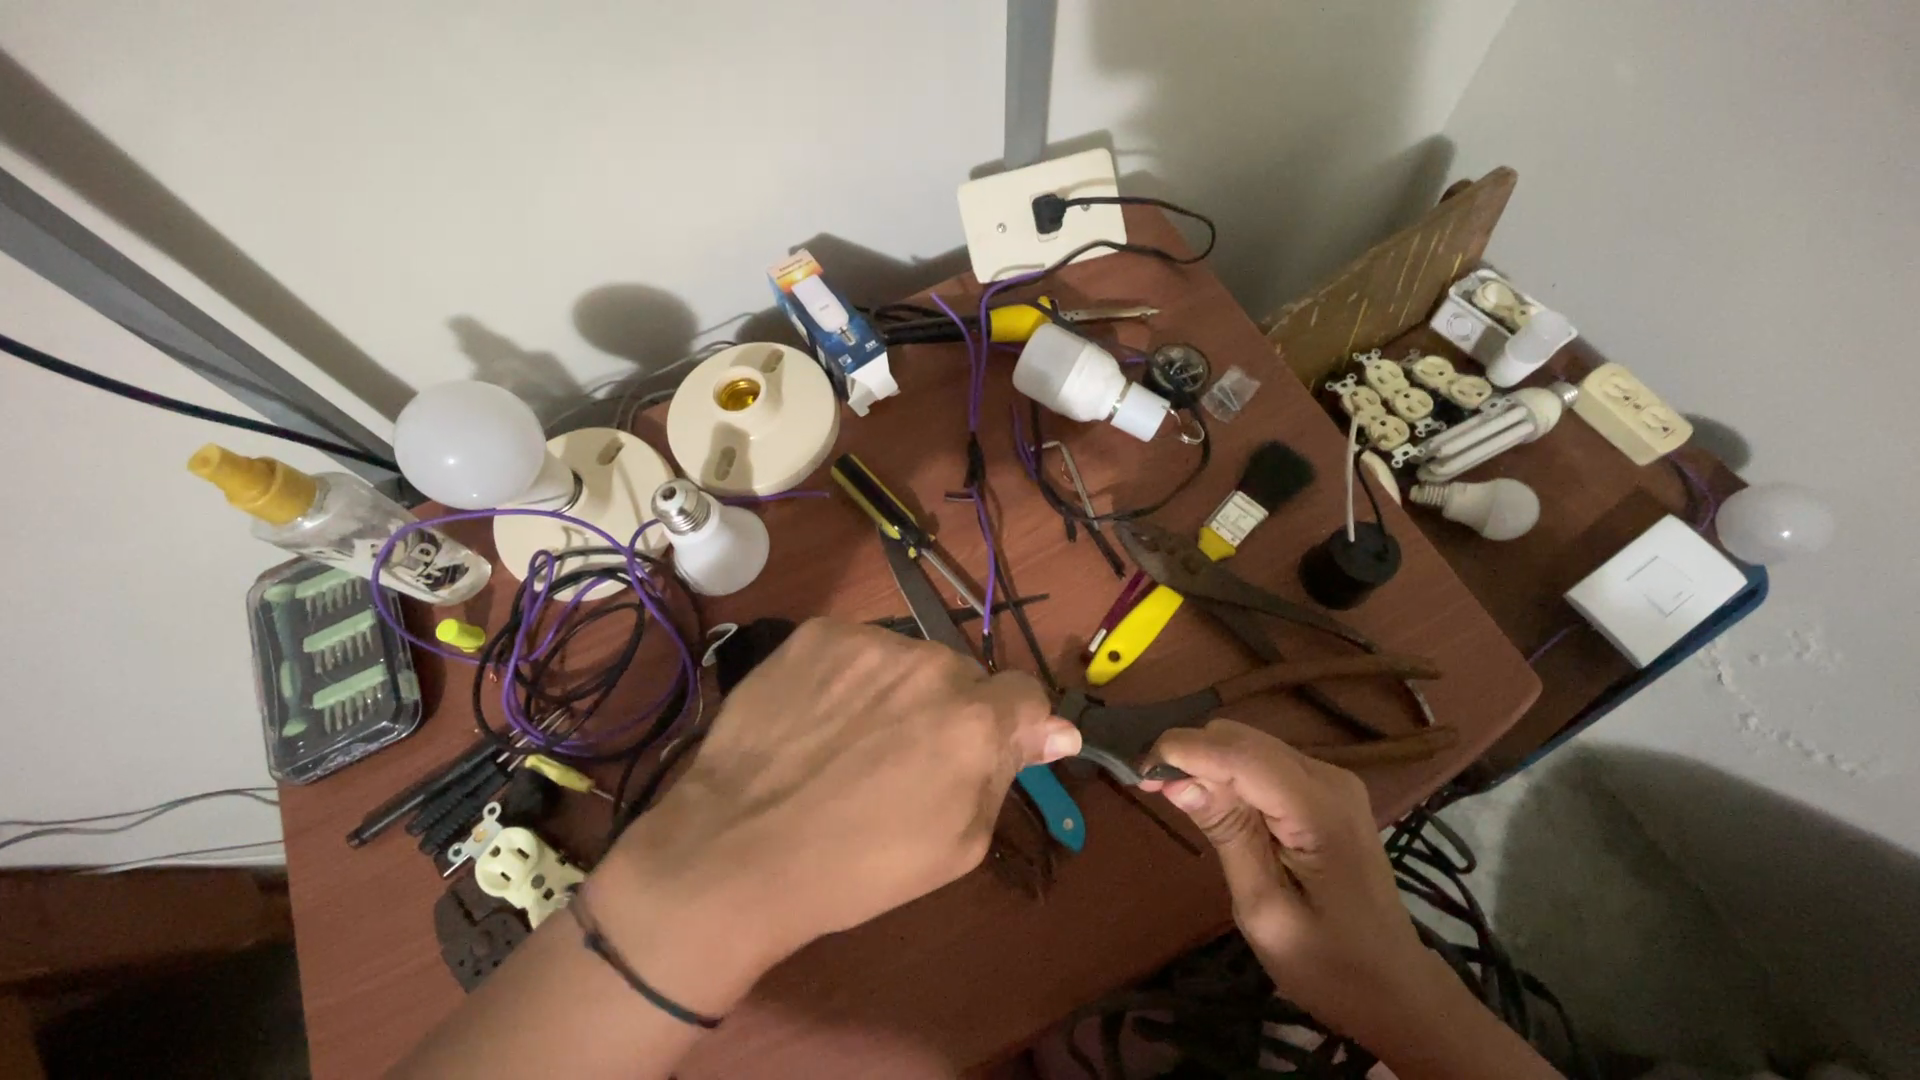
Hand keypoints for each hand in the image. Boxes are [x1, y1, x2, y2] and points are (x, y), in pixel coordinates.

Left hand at [598, 617, 1079, 992]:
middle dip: (947, 710)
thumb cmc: (856, 868)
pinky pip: (855, 649)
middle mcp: (929, 664)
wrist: (733, 851)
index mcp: (974, 720)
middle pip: (960, 676)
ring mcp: (867, 641)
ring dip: (895, 691)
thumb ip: (1008, 774)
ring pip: (905, 660)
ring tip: (847, 740)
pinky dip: (847, 677)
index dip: (1011, 725)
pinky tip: (814, 718)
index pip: (1025, 693)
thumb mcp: (957, 845)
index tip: (984, 751)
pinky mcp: (815, 633)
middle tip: (900, 758)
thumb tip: (1059, 730)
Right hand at [1141, 720, 1444, 1044]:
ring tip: (1177, 797)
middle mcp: (1329, 778)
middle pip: (1241, 739)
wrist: (1396, 988)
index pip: (1241, 755)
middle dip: (1190, 754)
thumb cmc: (1328, 965)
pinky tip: (1214, 803)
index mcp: (1320, 811)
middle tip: (1154, 790)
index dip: (1184, 751)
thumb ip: (1228, 835)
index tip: (1138, 770)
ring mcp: (1331, 780)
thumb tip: (1177, 781)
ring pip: (1248, 743)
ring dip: (1206, 761)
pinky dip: (1227, 771)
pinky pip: (1262, 761)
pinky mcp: (1325, 789)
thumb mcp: (1265, 910)